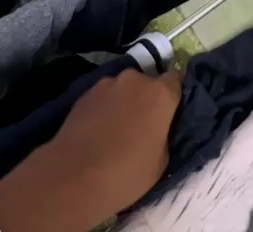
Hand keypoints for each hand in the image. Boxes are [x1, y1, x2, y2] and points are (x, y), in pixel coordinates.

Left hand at [0, 70, 181, 231]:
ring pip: (125, 88)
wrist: (75, 173)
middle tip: (145, 125)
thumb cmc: (127, 172)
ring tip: (119, 129)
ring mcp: (107, 82)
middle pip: (148, 83)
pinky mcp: (86, 91)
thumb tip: (160, 124)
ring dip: (126, 101)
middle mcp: (134, 79)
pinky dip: (107, 107)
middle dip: (149, 99)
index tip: (173, 112)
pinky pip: (106, 95)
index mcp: (159, 94)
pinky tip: (100, 129)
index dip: (176, 95)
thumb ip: (165, 132)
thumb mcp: (162, 161)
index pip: (177, 80)